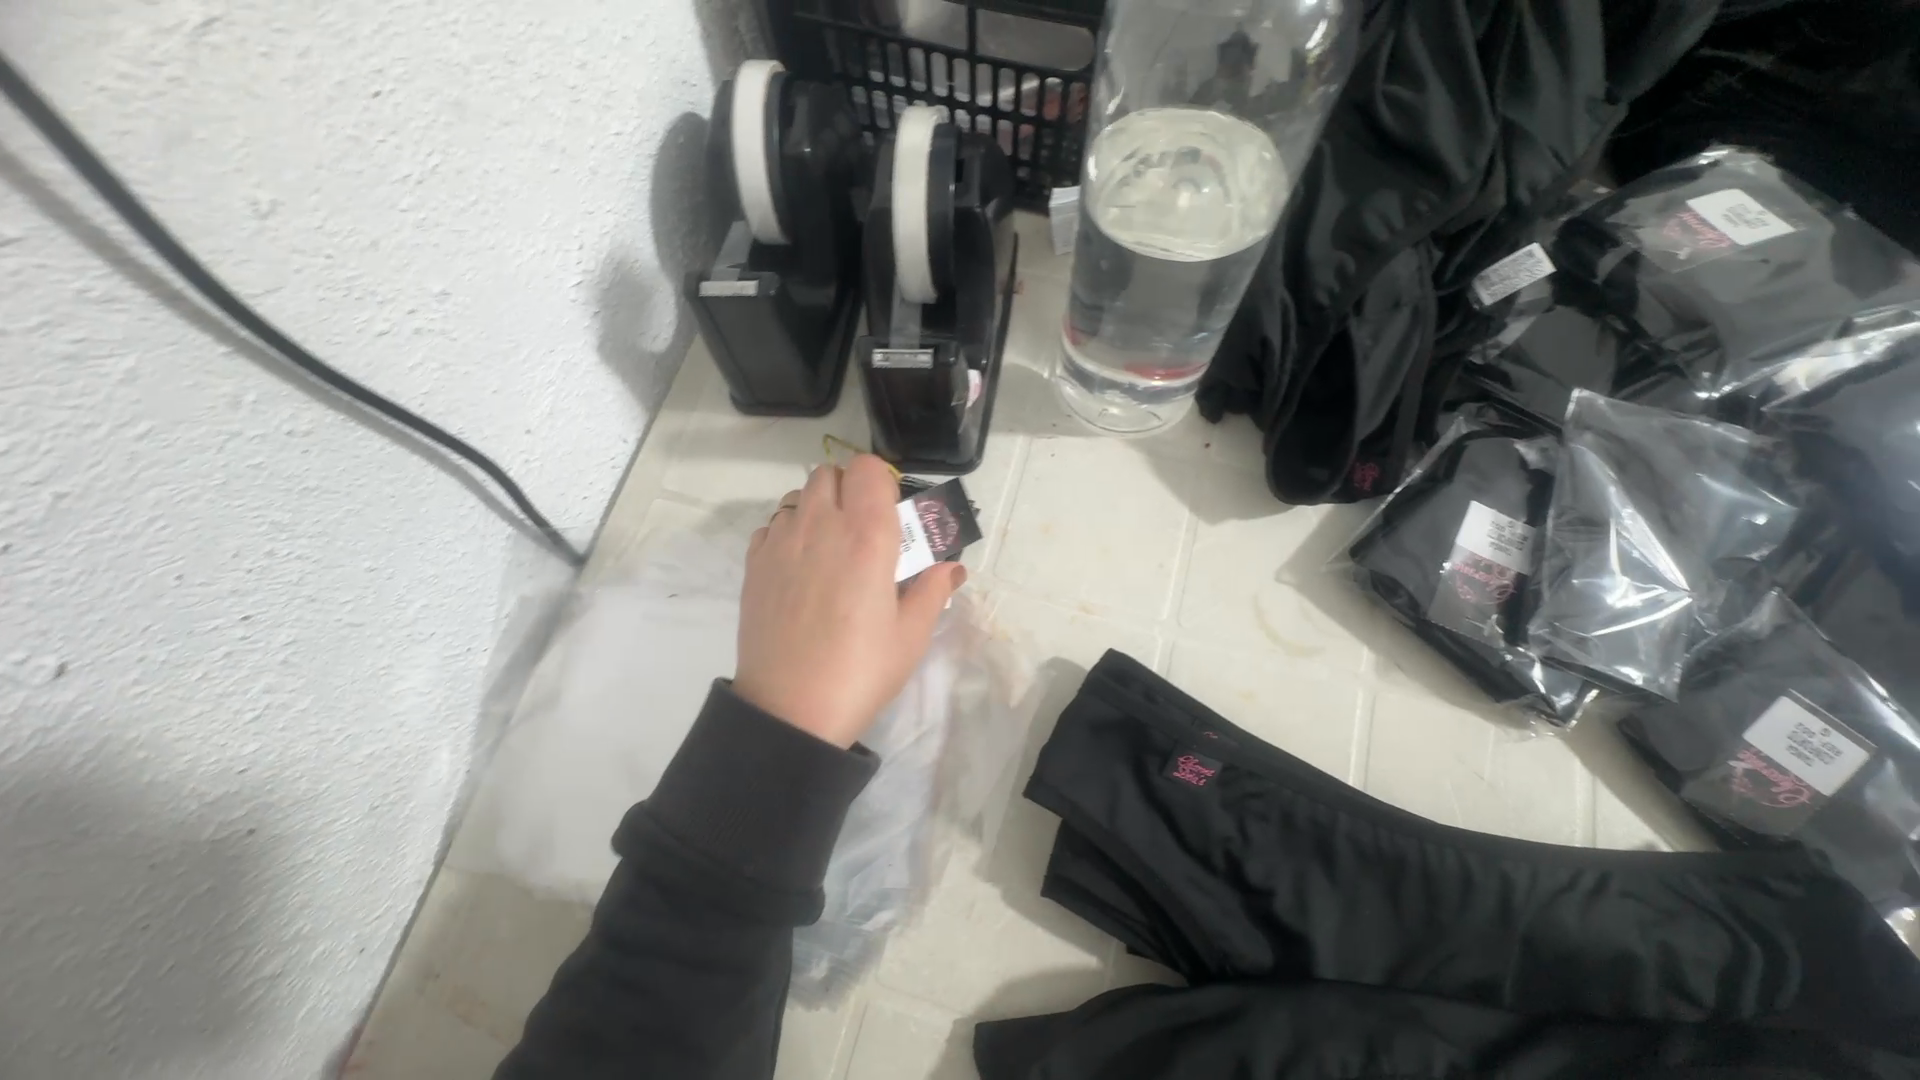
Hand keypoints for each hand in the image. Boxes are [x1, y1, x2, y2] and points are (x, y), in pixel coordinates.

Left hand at [733, 455, 966, 747]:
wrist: (790, 710)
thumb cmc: (861, 671)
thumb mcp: (911, 635)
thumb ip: (934, 590)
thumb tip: (952, 567)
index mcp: (867, 536)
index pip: (869, 469)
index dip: (882, 482)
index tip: (890, 512)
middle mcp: (821, 525)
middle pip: (830, 473)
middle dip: (849, 490)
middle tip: (863, 530)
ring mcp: (781, 542)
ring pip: (798, 496)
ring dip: (817, 508)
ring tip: (830, 548)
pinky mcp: (754, 563)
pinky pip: (772, 525)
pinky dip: (788, 532)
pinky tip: (800, 568)